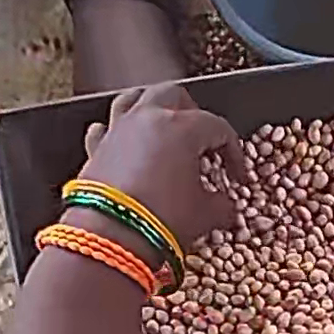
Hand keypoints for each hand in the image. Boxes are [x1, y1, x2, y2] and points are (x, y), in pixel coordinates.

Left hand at [75, 84, 243, 255]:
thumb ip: (223, 206)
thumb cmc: (162, 220)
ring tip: (165, 132)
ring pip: (135, 98)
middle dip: (194, 114)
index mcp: (181, 128)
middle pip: (175, 96)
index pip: (217, 128)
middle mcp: (147, 118)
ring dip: (153, 110)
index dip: (234, 152)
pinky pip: (106, 127)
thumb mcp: (206, 216)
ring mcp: (118, 130)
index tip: (237, 176)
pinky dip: (119, 132)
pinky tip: (126, 145)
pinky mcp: (96, 149)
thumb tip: (227, 206)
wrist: (113, 237)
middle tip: (204, 141)